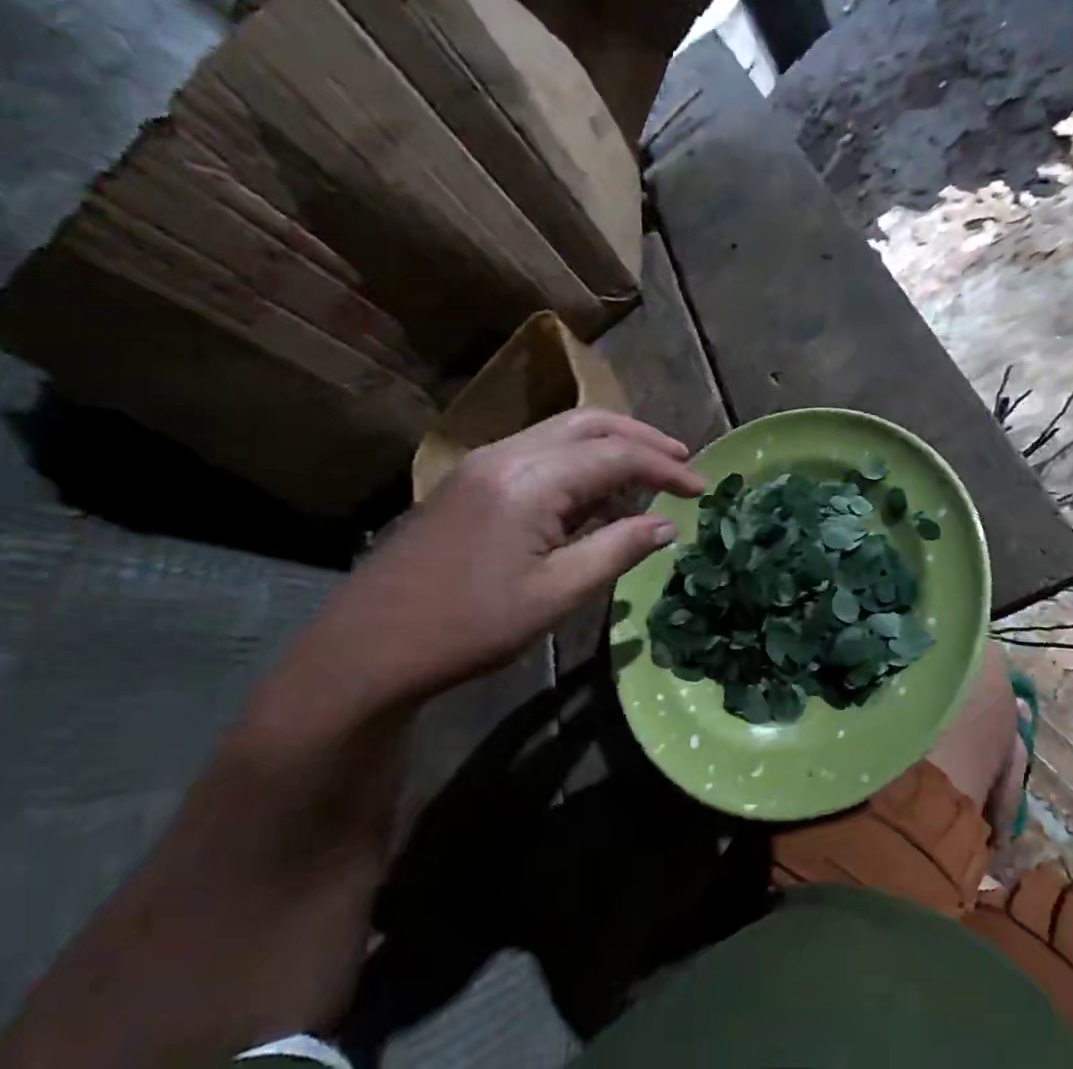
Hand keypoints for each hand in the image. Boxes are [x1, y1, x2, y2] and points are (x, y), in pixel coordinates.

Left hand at [285, 409, 704, 707]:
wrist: (369, 648)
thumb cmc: (471, 626)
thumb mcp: (557, 594)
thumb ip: (618, 550)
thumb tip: (666, 525)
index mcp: (529, 481)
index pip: (616, 455)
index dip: (667, 468)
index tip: (703, 490)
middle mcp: (506, 455)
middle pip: (588, 423)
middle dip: (642, 438)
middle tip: (683, 460)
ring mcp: (482, 465)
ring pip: (561, 433)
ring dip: (610, 446)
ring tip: (649, 474)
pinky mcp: (470, 482)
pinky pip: (539, 453)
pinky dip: (579, 462)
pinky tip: (596, 494)